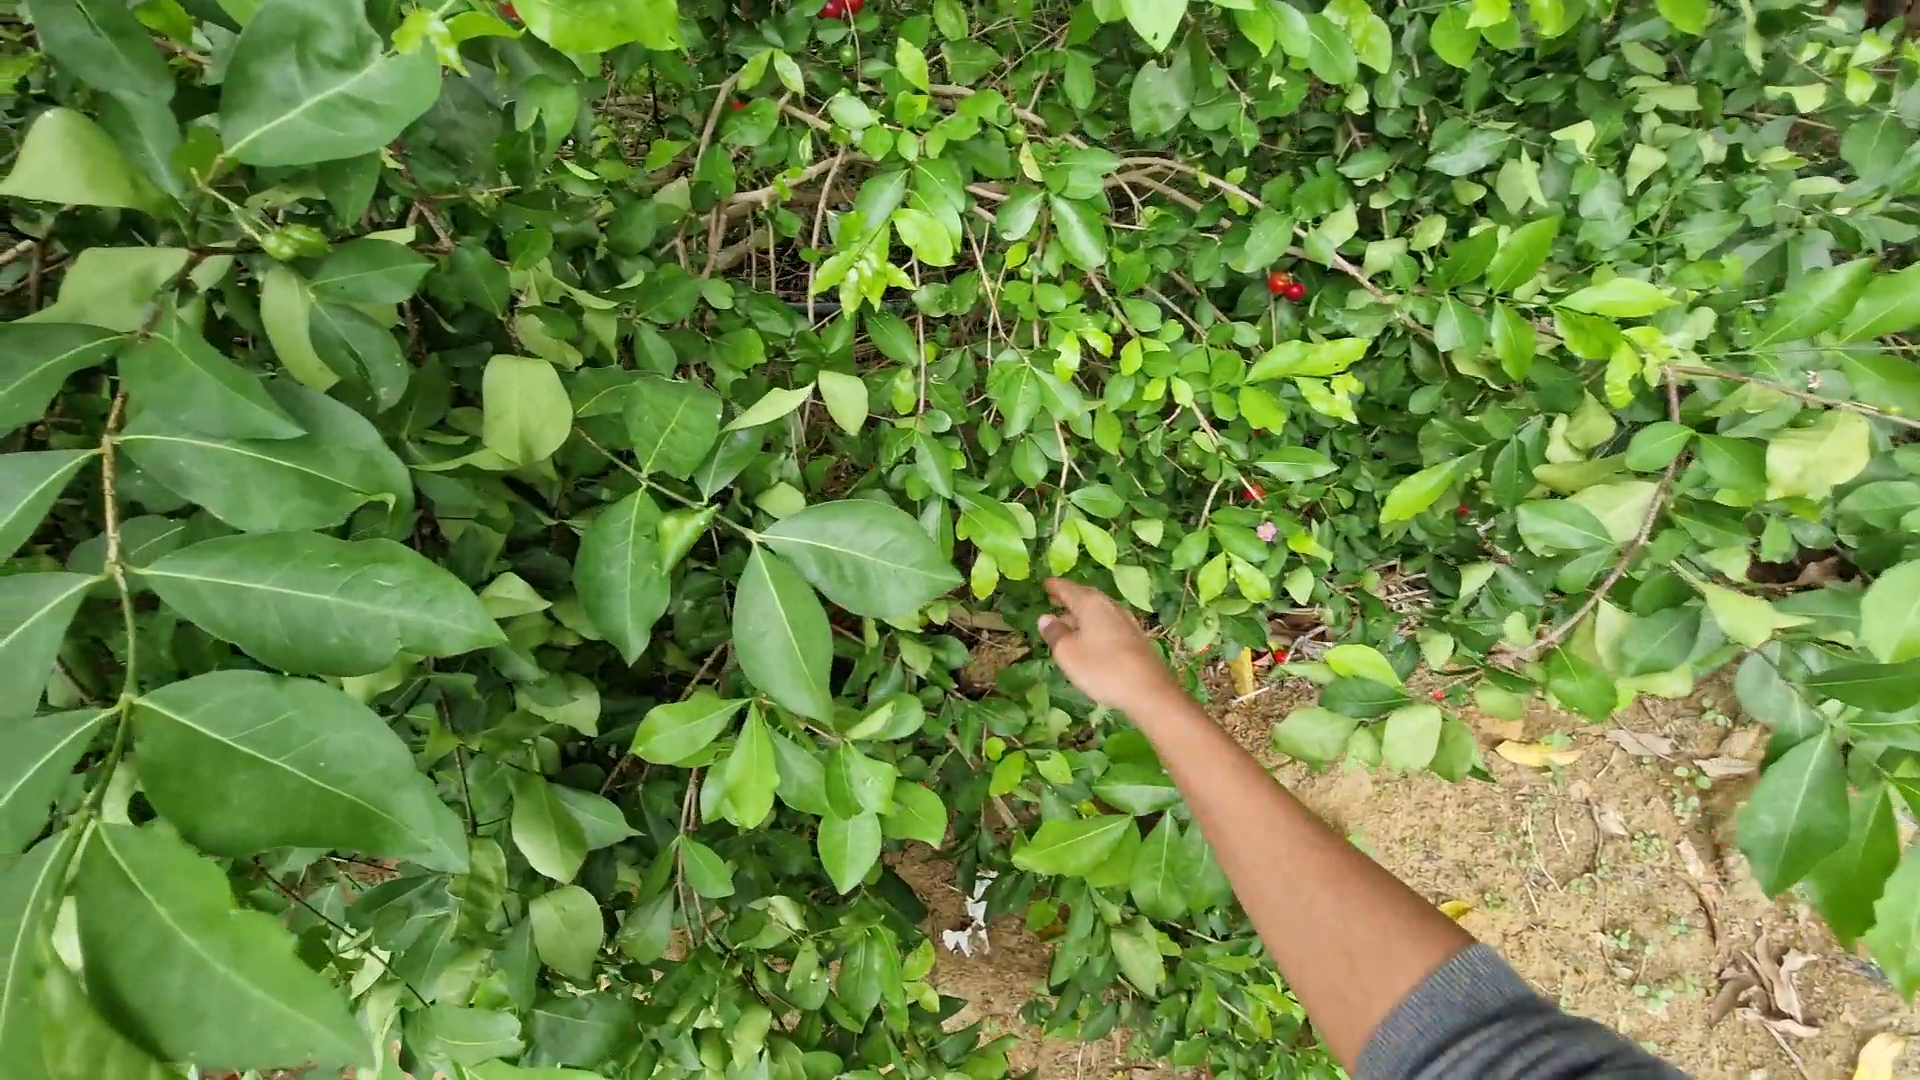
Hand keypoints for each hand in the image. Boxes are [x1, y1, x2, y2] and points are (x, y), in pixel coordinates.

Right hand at [1037, 578, 1182, 715]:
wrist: (1149, 691)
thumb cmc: (1102, 668)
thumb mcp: (1068, 653)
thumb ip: (1055, 633)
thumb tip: (1046, 618)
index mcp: (1091, 604)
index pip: (1068, 589)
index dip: (1055, 586)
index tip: (1045, 584)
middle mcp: (1110, 606)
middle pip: (1086, 596)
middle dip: (1070, 598)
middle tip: (1054, 600)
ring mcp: (1126, 621)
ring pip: (1099, 610)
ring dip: (1082, 613)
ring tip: (1069, 621)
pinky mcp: (1135, 637)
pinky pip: (1109, 623)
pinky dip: (1095, 625)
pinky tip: (1092, 637)